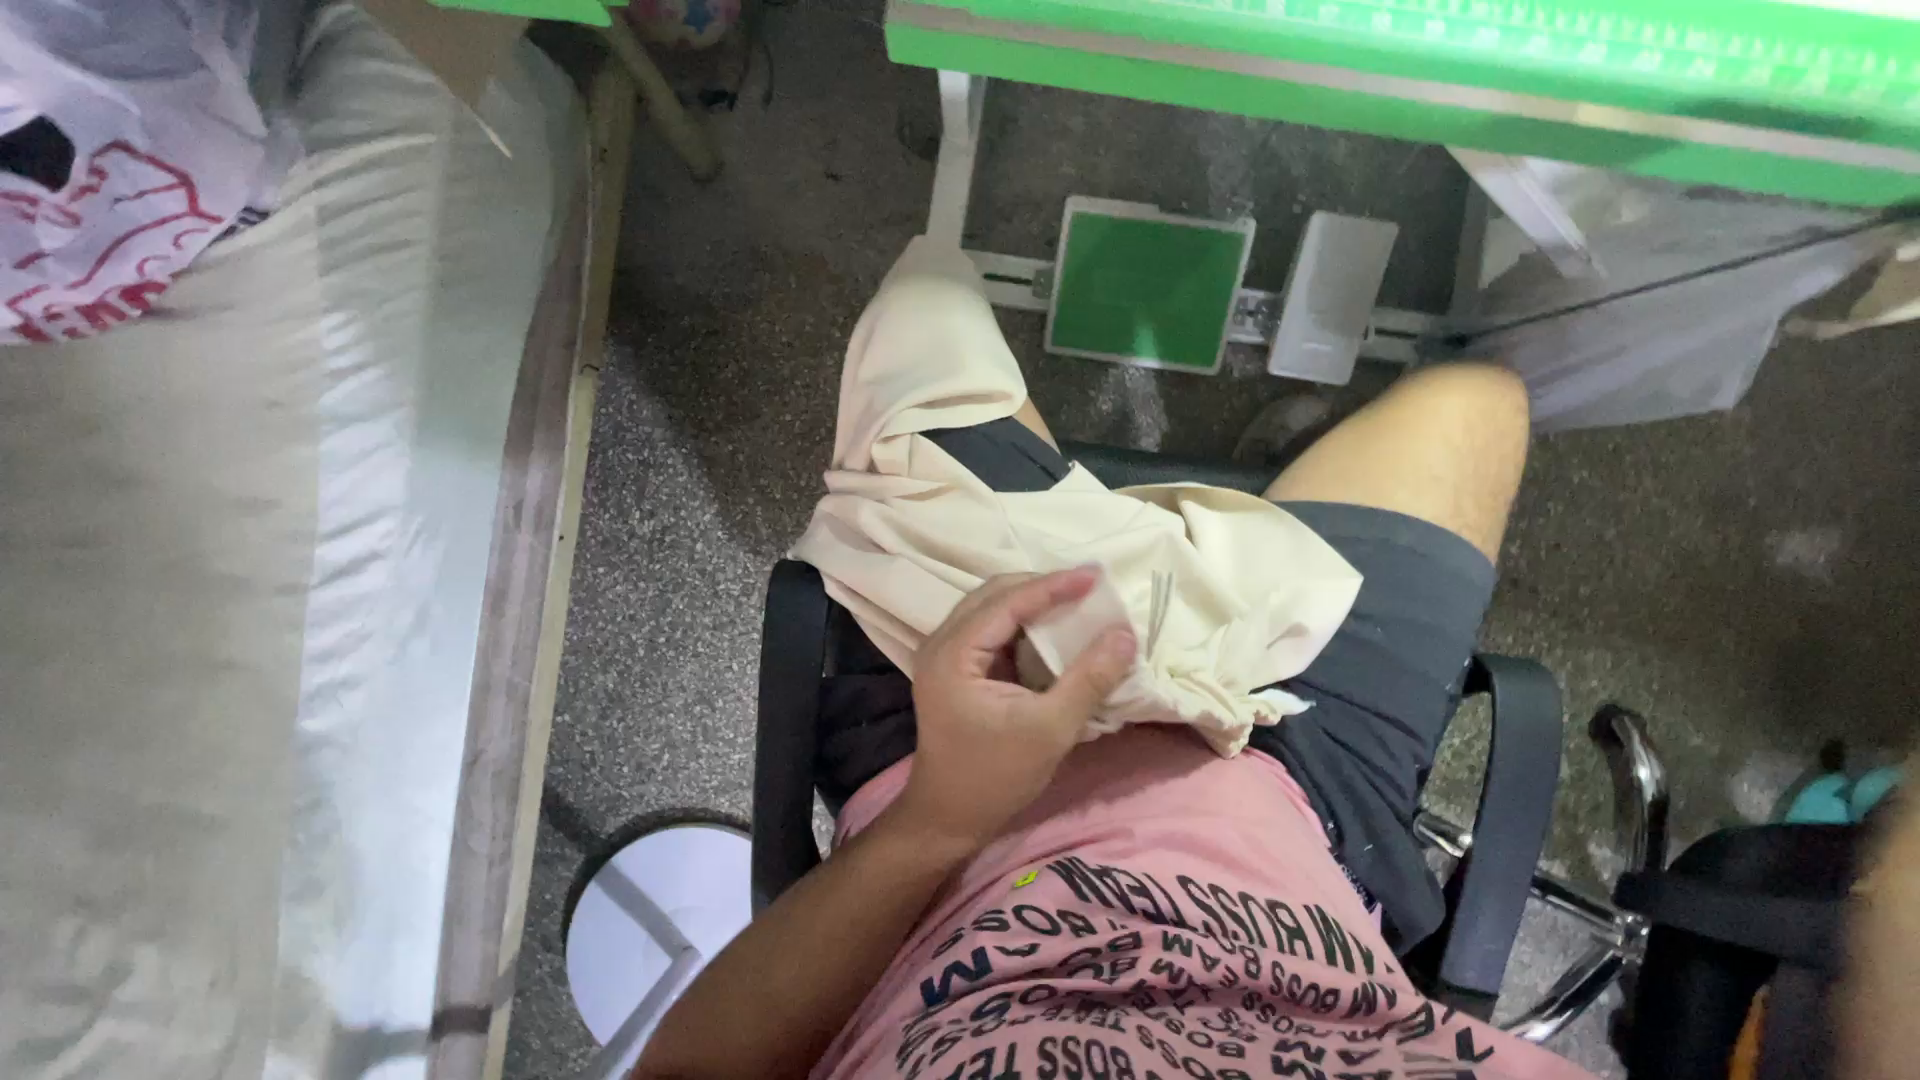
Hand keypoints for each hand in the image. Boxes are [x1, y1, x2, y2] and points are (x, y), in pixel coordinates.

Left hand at [896, 567, 1136, 850]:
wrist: (949, 817)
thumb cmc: (994, 777)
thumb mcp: (1050, 730)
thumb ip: (1088, 679)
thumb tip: (1125, 634)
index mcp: (952, 654)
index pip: (1006, 602)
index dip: (1053, 585)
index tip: (1096, 575)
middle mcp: (941, 644)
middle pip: (994, 595)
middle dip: (1043, 587)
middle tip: (1090, 586)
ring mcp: (946, 656)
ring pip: (992, 609)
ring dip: (1034, 602)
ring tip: (1078, 601)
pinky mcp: (957, 669)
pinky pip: (992, 630)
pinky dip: (1024, 624)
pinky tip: (1055, 628)